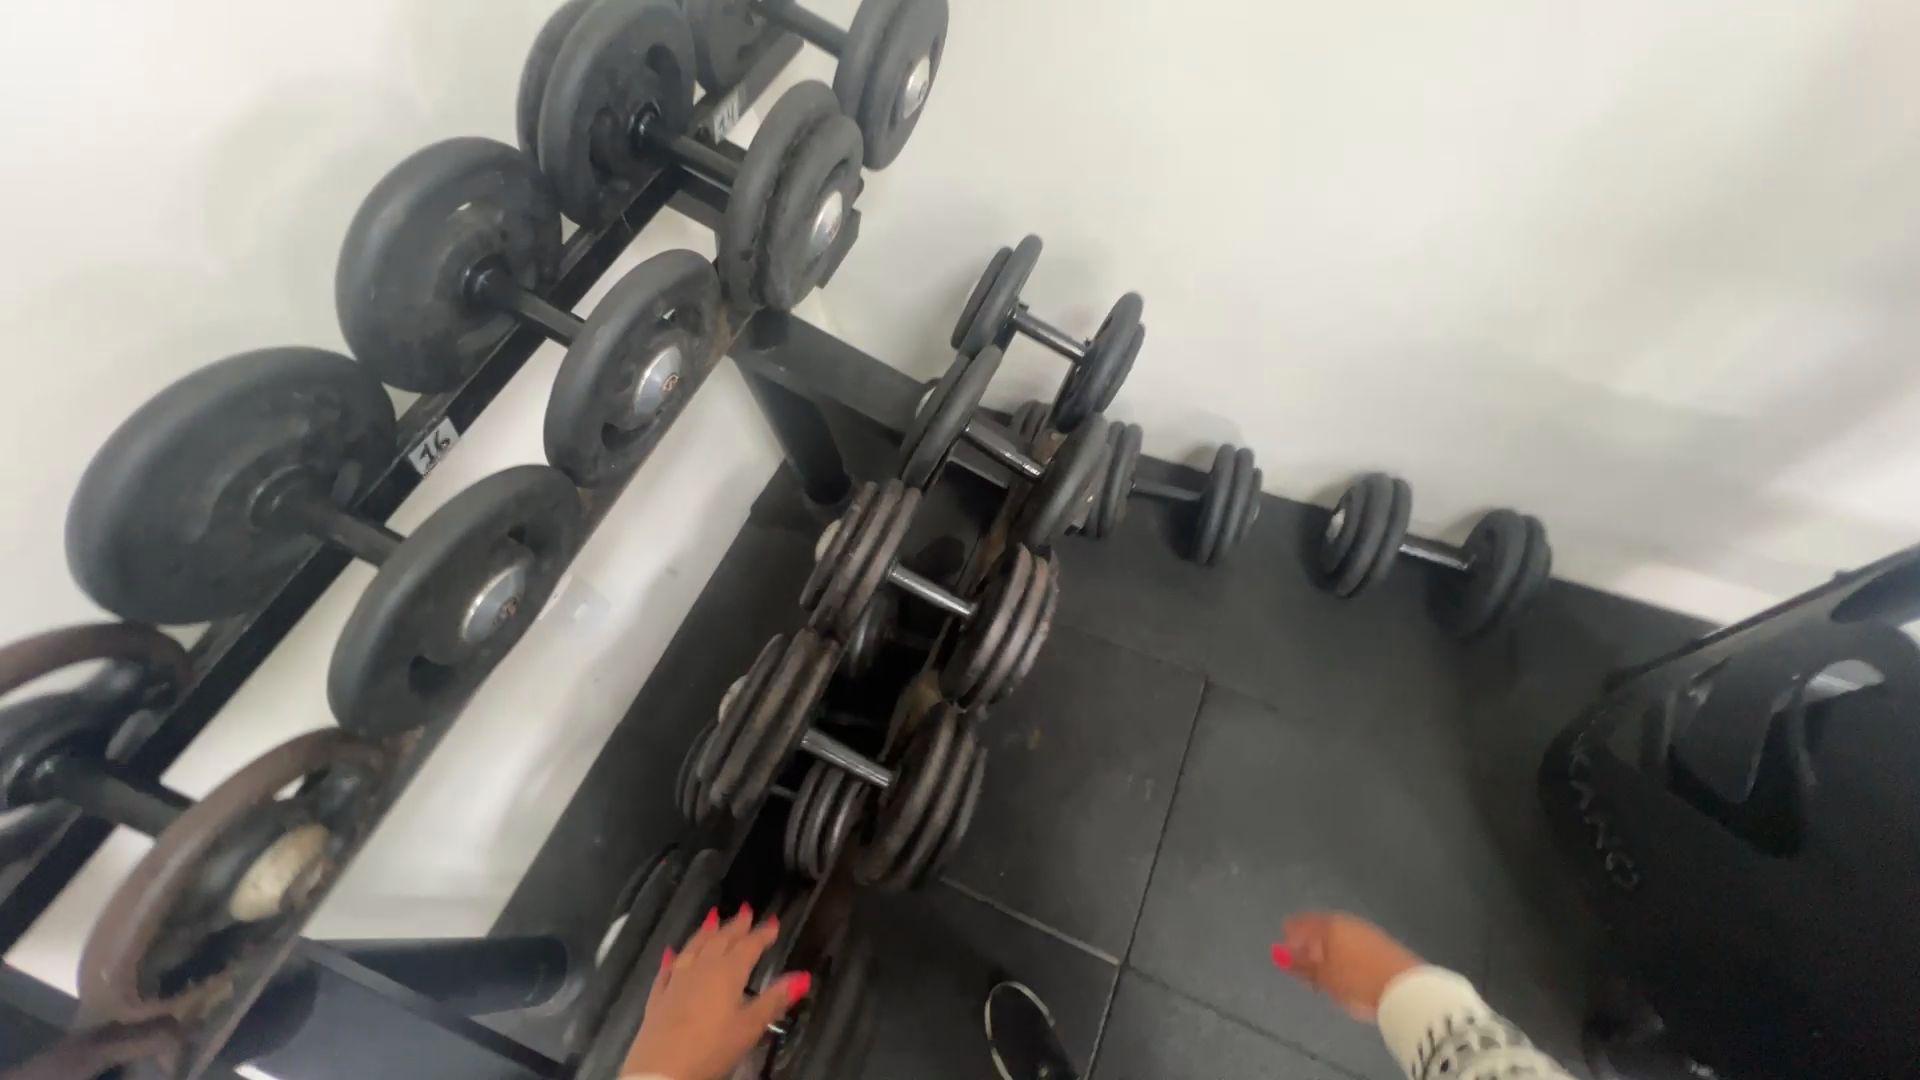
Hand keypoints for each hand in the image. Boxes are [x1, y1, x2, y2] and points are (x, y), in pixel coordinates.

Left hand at [622, 905, 811, 1079]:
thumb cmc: (711, 1049)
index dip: (763, 933)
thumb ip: (775, 1000)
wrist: (660, 1073)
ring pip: (694, 948)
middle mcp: (702, 968)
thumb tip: (803, 976)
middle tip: (745, 911)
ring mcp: (677, 981)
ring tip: (713, 919)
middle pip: (721, 940)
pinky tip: (672, 953)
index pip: (750, 946)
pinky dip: (672, 958)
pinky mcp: (657, 998)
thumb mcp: (749, 1028)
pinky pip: (667, 970)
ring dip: (705, 932)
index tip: (773, 921)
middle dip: (735, 925)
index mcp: (729, 972)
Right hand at [1274, 912, 1422, 1020]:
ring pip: (1339, 937)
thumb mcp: (1324, 978)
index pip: (1298, 924)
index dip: (1290, 941)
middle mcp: (1344, 921)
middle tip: (1309, 969)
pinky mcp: (1383, 943)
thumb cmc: (1357, 981)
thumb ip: (1300, 966)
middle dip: (1311, 947)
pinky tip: (1351, 973)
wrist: (1408, 989)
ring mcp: (1366, 930)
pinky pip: (1356, 945)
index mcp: (1326, 924)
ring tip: (1331, 975)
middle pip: (1319, 929)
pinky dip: (1348, 956)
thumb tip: (1281, 956)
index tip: (1288, 959)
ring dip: (1331, 952)